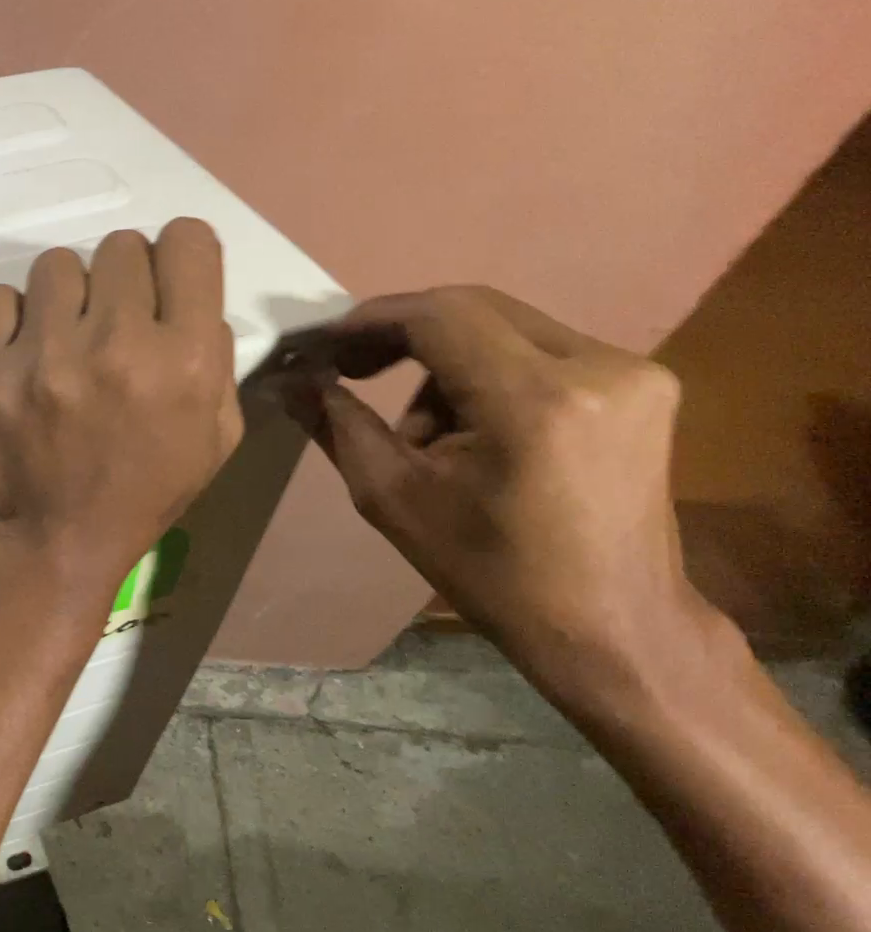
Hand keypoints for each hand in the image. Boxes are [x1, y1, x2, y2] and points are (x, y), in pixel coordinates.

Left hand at [0, 219, 243, 586]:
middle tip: (110, 319)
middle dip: (123, 276)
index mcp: (185, 359)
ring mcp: (45, 357)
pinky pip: (0, 299)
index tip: (164, 282)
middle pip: (121, 246)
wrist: (57, 542)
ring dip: (66, 294)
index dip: (178, 254)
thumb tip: (186, 296)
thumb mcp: (216, 435)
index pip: (187, 240)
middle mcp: (117, 344)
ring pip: (57, 264)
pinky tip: (23, 351)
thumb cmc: (145, 492)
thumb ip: (212, 354)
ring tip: (62, 336)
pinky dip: (14, 317)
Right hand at [280, 285, 732, 718]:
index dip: (372, 320)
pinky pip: (540, 349)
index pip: (440, 316)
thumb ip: (338, 425)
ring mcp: (633, 370)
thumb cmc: (490, 572)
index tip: (322, 344)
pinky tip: (471, 430)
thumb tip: (288, 379)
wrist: (609, 624)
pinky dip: (487, 374)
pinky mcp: (643, 382)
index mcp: (534, 401)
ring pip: (504, 327)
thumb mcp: (392, 498)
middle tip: (349, 369)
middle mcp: (597, 366)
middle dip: (402, 333)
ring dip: (444, 363)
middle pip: (474, 308)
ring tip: (420, 434)